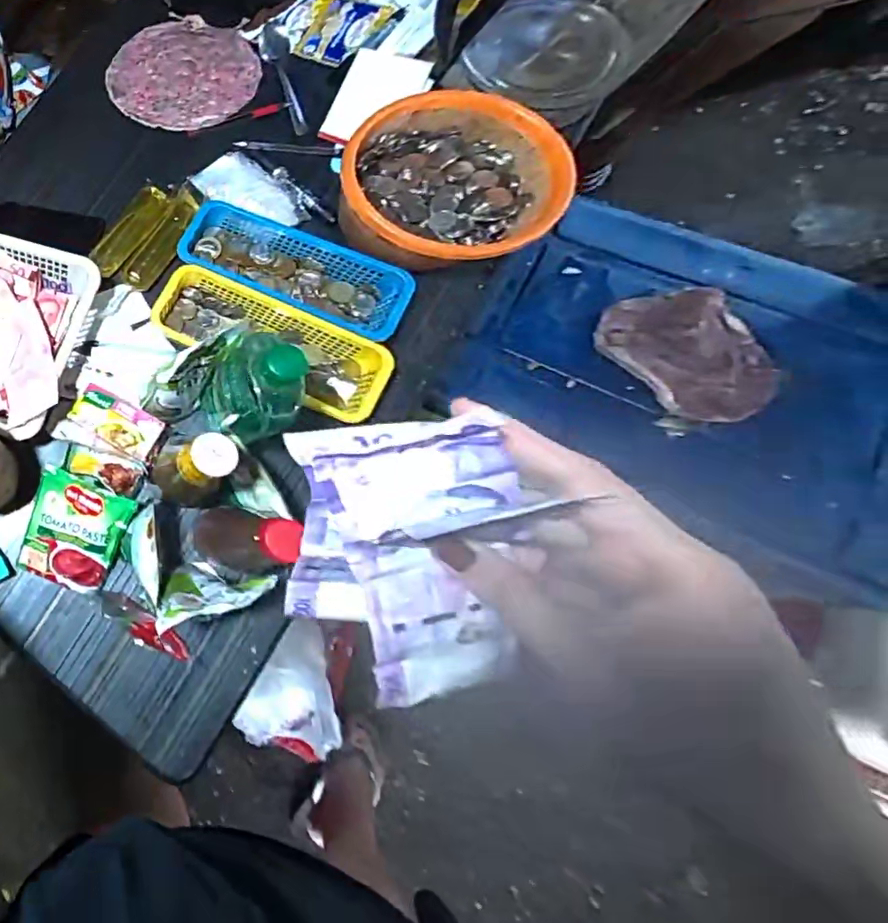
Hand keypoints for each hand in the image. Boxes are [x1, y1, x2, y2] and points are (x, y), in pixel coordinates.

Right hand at [433, 399, 793, 699]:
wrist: (777, 804)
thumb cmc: (675, 731)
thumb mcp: (576, 661)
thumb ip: (509, 594)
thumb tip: (442, 542)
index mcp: (666, 561)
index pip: (585, 481)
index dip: (521, 442)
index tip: (465, 411)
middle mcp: (674, 557)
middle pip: (577, 501)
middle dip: (506, 482)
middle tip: (438, 461)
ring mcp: (674, 581)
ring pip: (580, 536)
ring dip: (518, 524)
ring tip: (451, 507)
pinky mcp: (667, 605)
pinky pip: (591, 567)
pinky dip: (542, 559)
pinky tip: (498, 557)